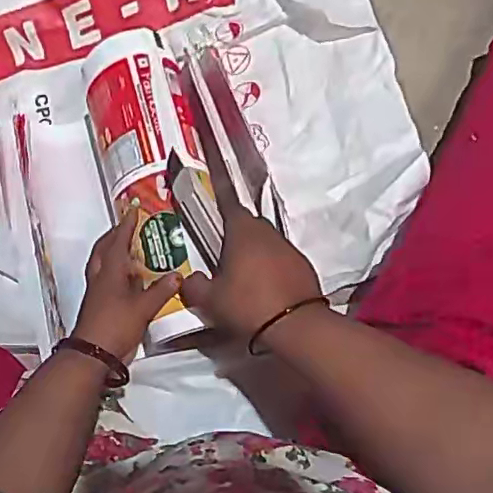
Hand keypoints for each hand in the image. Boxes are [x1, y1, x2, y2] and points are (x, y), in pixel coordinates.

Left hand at [69, 207, 181, 358]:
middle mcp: (100, 279)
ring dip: (114, 254)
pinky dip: (117, 275)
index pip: (118, 242)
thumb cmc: (115, 326)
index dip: (126, 226)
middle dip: (114, 236)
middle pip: (103, 250)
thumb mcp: (143, 308)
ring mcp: (97, 293)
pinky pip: (106, 282)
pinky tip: (130, 280)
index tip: (133, 211)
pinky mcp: (98, 306)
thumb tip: (176, 276)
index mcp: (109, 273)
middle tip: (126, 227)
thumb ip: (160, 291)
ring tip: (130, 250)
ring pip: (102, 265)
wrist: (93, 354)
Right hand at [179, 184, 322, 340]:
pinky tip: (261, 291)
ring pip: (264, 243)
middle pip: (246, 224)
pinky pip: (279, 262)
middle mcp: (267, 233)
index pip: (227, 199)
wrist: (296, 327)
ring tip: (238, 278)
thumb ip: (193, 286)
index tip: (214, 165)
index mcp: (242, 232)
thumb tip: (189, 279)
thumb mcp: (209, 301)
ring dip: (251, 254)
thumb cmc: (247, 306)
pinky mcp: (303, 268)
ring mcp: (289, 249)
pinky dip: (269, 270)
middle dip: (232, 234)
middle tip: (218, 254)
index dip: (218, 183)